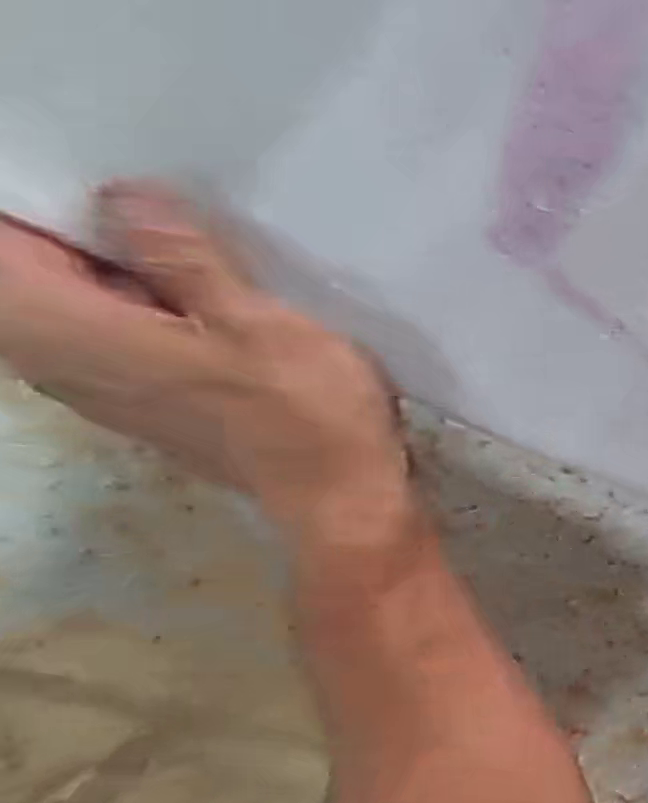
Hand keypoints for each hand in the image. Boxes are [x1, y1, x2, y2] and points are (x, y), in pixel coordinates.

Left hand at [0, 182, 409, 540]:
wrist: (345, 496)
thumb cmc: (306, 412)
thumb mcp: (259, 322)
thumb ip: (183, 257)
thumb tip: (126, 196)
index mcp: (53, 324)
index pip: (0, 231)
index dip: (61, 198)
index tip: (138, 192)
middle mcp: (48, 355)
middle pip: (37, 263)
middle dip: (100, 231)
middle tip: (186, 217)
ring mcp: (98, 385)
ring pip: (85, 299)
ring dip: (140, 274)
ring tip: (216, 263)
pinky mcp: (147, 402)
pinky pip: (123, 335)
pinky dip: (162, 312)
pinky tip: (226, 313)